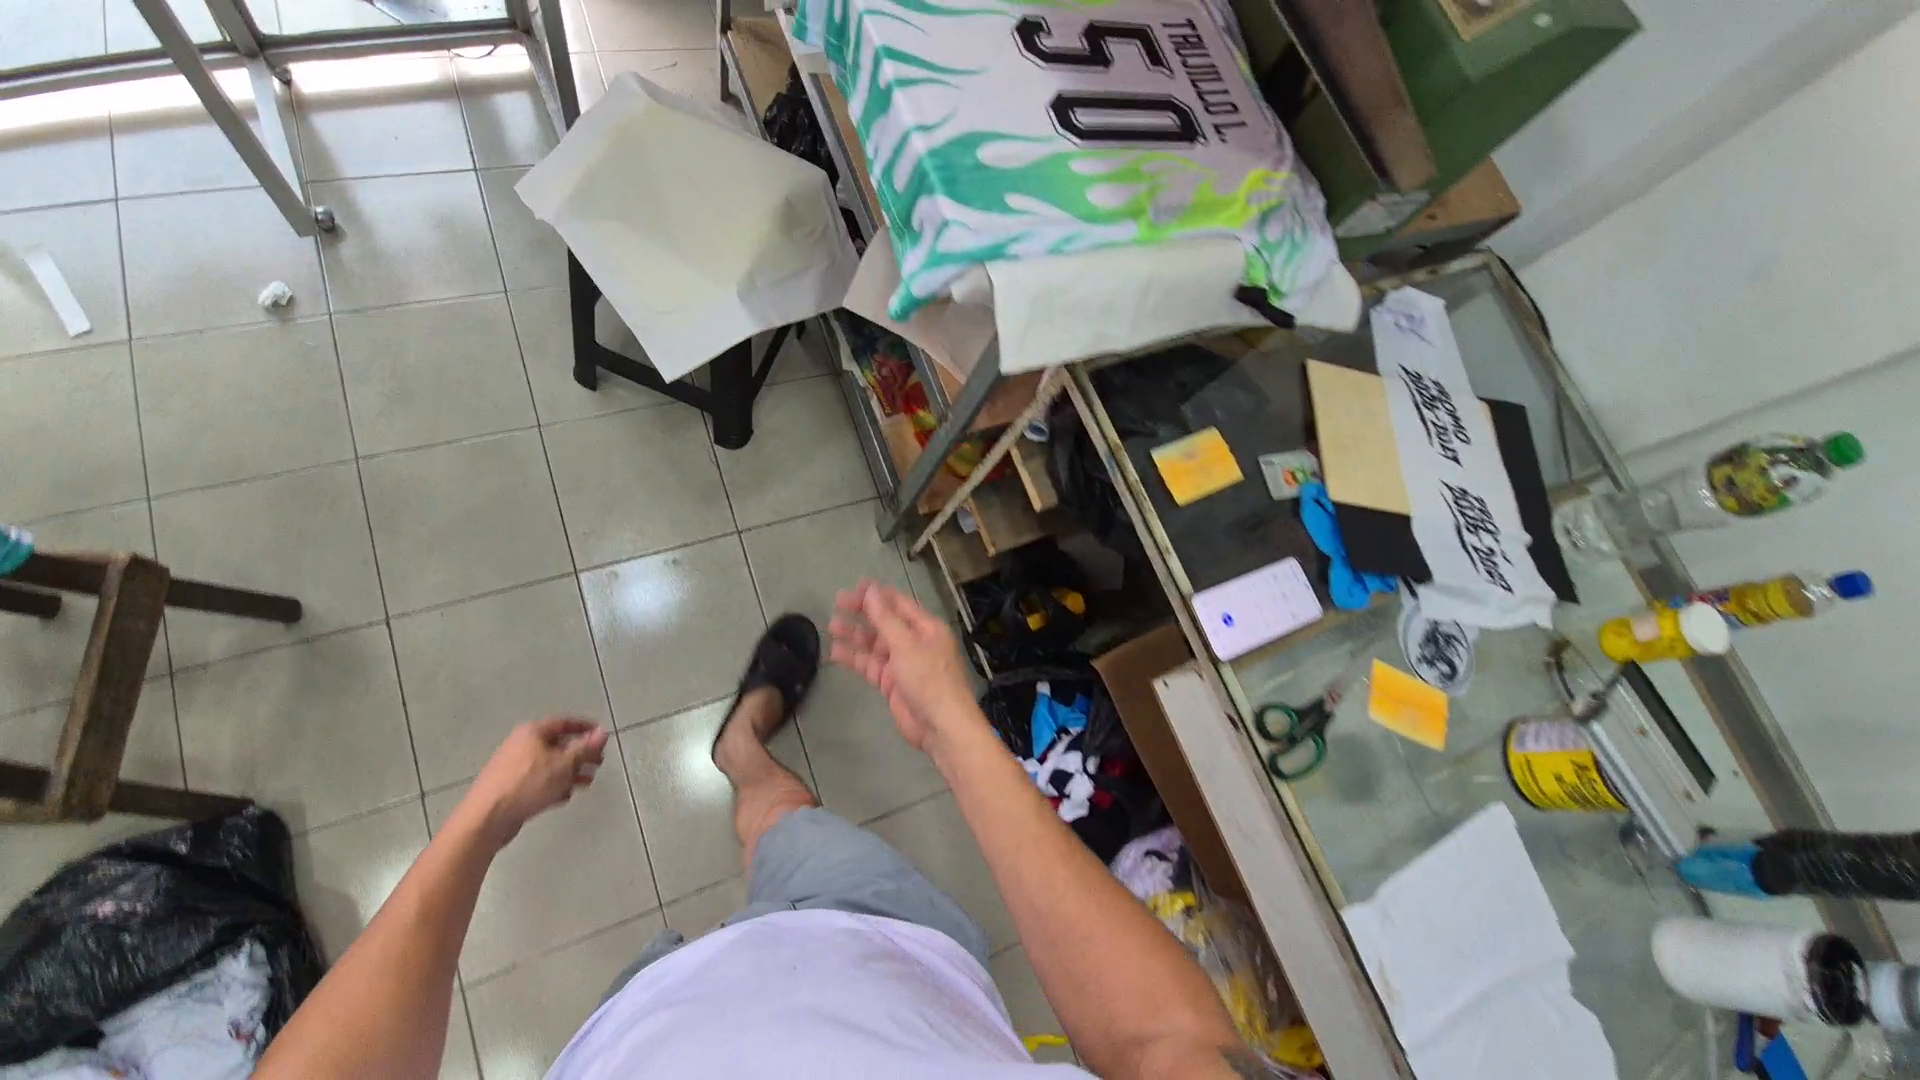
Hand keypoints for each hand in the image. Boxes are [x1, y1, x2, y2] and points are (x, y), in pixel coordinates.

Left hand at [458, 717, 607, 849]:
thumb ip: (585, 748)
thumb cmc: (528, 785)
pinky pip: (538, 780)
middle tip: (598, 764)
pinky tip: (563, 797)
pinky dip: (553, 785)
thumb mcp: (563, 765)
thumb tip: (604, 732)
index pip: (565, 722)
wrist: (486, 818)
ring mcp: (513, 766)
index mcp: (532, 732)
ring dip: (570, 772)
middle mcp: (521, 744)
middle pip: (558, 744)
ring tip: (586, 783)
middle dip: (580, 754)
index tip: (603, 737)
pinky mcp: (509, 786)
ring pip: (549, 764)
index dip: (586, 728)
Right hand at [829, 580, 978, 755]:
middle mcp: (915, 642)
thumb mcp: (907, 645)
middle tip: (838, 602)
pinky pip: (870, 665)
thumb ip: (885, 618)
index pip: (899, 603)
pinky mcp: (892, 683)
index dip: (877, 594)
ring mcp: (903, 663)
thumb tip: (872, 590)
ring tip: (832, 626)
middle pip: (885, 622)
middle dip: (863, 612)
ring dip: (855, 635)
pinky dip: (854, 658)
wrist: (941, 726)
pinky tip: (835, 652)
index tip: (854, 586)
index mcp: (926, 628)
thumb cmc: (929, 680)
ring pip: (875, 644)